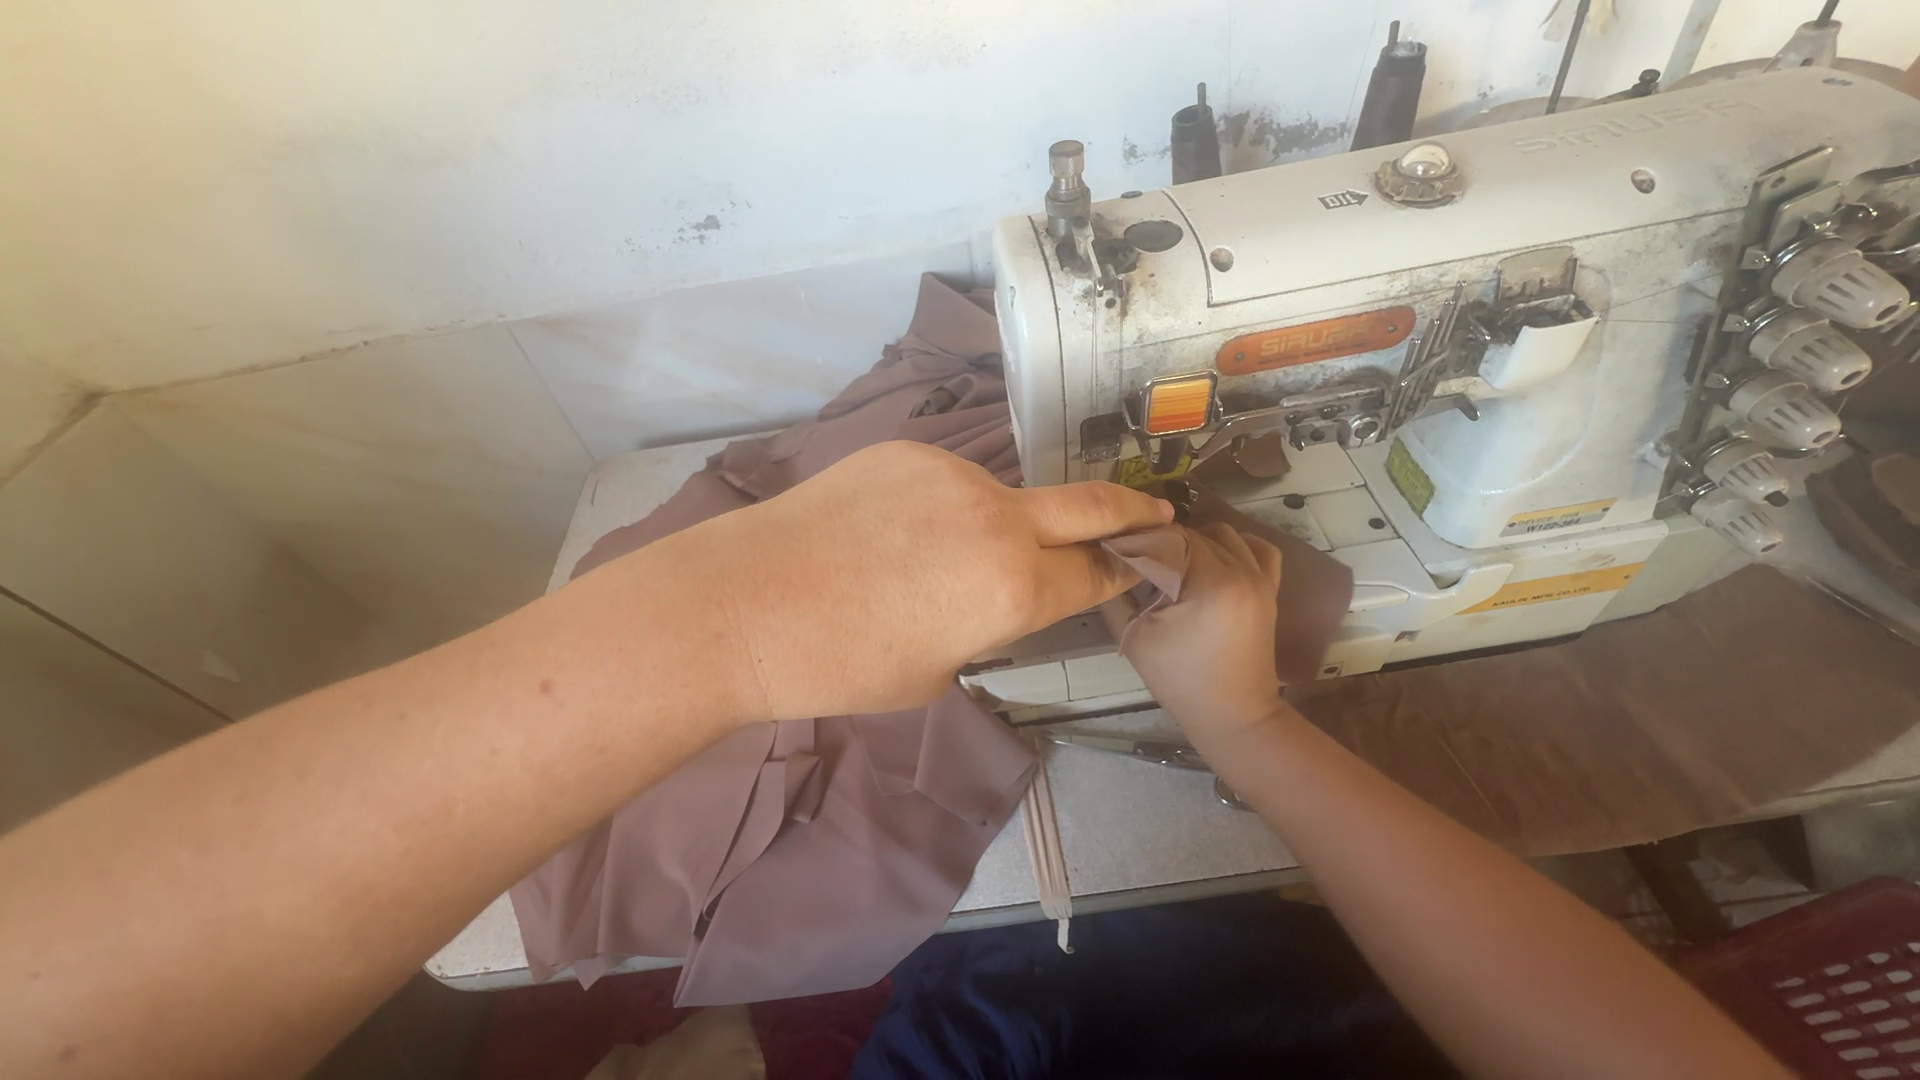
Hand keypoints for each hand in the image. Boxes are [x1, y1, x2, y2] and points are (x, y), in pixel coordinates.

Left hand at [614, 441, 1172, 720]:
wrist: (744, 604)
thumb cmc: (839, 664)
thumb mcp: (934, 672)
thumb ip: (984, 627)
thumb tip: (992, 600)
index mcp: (1013, 588)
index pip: (1093, 575)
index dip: (1119, 573)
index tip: (1137, 564)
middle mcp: (998, 520)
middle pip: (1088, 505)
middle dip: (1130, 511)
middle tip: (1155, 512)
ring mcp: (951, 475)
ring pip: (1002, 497)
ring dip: (999, 522)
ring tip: (938, 559)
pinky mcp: (906, 451)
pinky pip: (945, 483)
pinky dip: (940, 508)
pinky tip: (892, 535)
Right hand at [1101, 523, 1286, 747]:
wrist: (1234, 714)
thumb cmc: (1180, 681)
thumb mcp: (1136, 638)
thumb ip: (1117, 595)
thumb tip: (1105, 562)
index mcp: (1209, 583)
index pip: (1168, 538)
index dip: (1139, 539)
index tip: (1116, 549)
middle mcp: (1240, 572)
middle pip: (1195, 533)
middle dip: (1164, 541)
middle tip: (1139, 558)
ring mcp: (1261, 578)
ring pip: (1224, 535)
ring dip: (1196, 540)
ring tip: (1173, 561)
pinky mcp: (1269, 589)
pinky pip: (1258, 549)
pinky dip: (1235, 545)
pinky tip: (1213, 557)